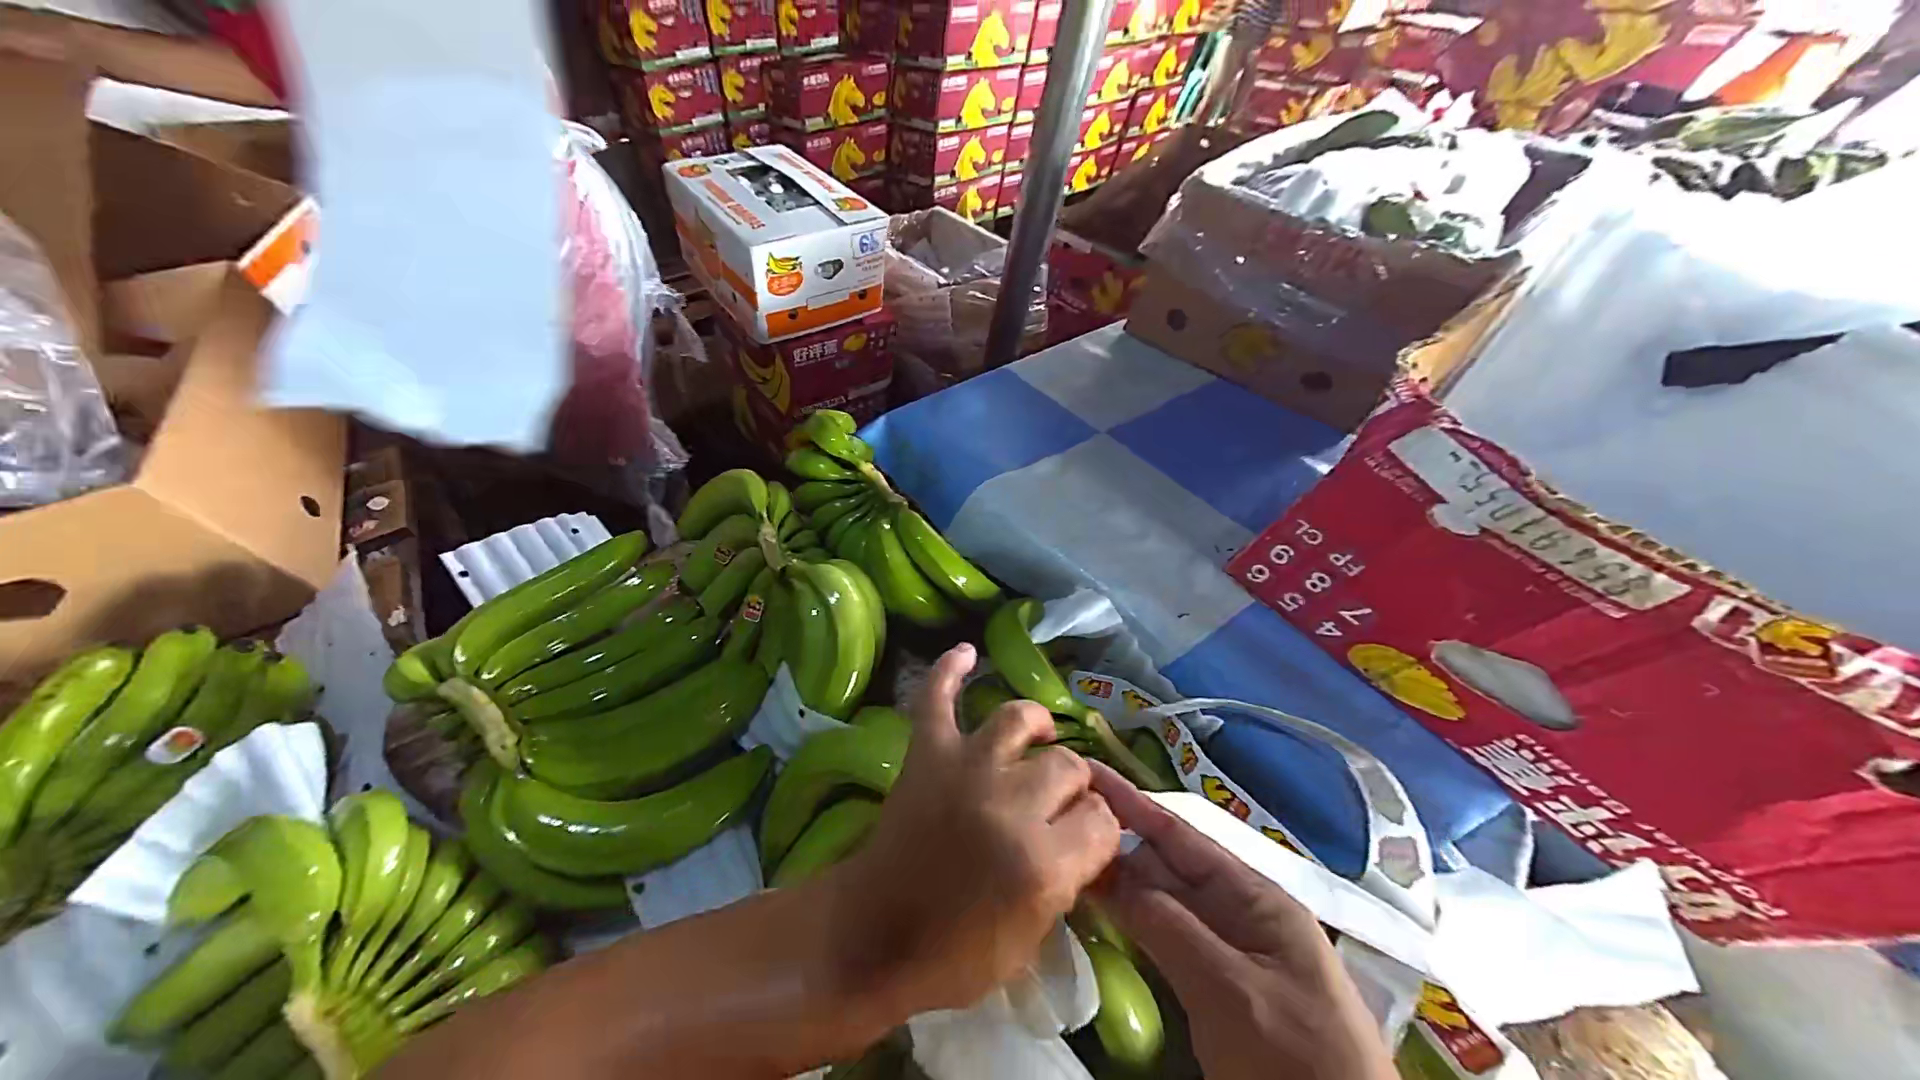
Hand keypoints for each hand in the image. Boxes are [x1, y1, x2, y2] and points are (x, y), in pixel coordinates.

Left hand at [824, 644, 1121, 1017]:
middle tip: (1055, 804)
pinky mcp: (927, 755)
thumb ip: (1067, 878)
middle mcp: (1010, 803)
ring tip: (1037, 736)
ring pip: (1019, 720)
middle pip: (1068, 767)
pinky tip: (966, 651)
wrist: (870, 936)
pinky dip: (948, 670)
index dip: (1099, 830)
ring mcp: (965, 770)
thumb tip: (1084, 832)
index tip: (1086, 837)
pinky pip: (937, 698)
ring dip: (1035, 725)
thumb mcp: (1031, 937)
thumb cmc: (953, 955)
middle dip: (1072, 786)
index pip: (1103, 822)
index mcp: (1043, 861)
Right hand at [1089, 763, 1396, 1079]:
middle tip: (1061, 819)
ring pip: (1164, 900)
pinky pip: (1167, 938)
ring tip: (1070, 855)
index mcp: (1256, 897)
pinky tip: (1103, 913)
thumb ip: (1166, 923)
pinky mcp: (1219, 988)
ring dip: (1121, 878)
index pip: (1181, 835)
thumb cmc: (1295, 1061)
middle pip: (1168, 864)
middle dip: (1119, 838)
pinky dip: (1133, 920)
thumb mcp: (1228, 989)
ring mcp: (1230, 952)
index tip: (1085, 771)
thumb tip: (1108, 869)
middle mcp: (1242, 914)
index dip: (1132, 802)